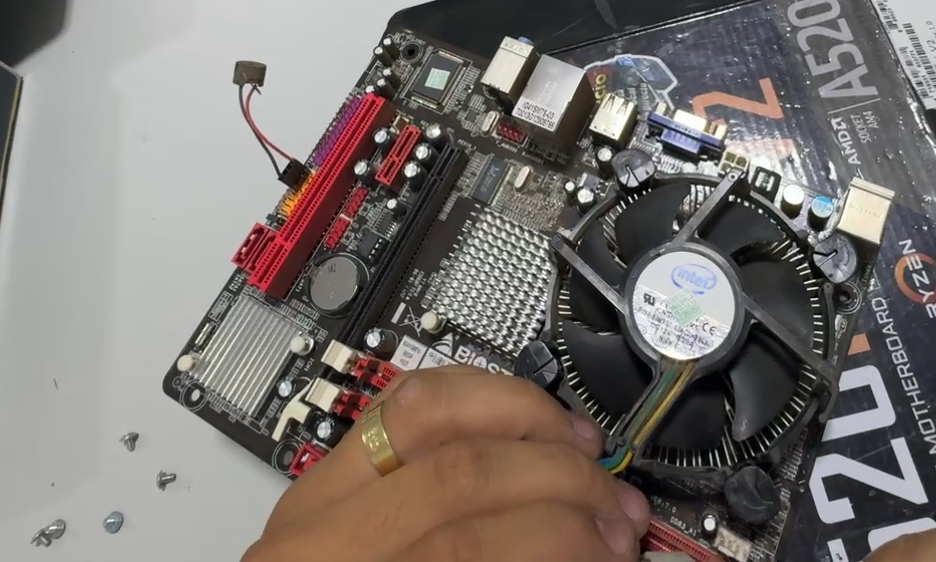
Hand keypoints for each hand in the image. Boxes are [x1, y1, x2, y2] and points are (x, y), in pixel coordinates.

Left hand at [243, 366, 650, 561]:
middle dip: (562, 477)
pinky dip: (480, 390)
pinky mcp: (333, 461)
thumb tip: (597, 552)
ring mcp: (320, 488)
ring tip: (583, 443)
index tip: (613, 550)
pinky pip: (410, 393)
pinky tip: (527, 409)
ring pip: (432, 403)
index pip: (462, 547)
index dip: (557, 536)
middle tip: (615, 506)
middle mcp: (320, 539)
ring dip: (528, 414)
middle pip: (461, 471)